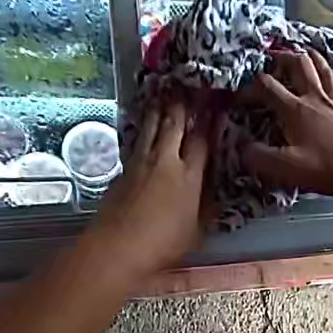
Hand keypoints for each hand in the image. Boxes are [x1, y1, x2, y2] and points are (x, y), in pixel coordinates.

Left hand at [91, 98, 212, 272]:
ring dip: (159, 110)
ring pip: (152, 127)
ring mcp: (141, 162)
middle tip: (187, 86)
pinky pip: (137, 141)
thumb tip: (215, 195)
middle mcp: (166, 161)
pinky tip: (145, 127)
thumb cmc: (163, 244)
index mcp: (190, 176)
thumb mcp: (196, 231)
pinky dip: (144, 129)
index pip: (202, 141)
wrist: (117, 246)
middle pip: (175, 124)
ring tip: (163, 94)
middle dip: (182, 104)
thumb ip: (206, 210)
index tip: (215, 104)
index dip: (210, 121)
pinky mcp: (123, 170)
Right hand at [246, 49, 332, 197]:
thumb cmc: (325, 168)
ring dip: (316, 60)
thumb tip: (244, 147)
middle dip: (285, 58)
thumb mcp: (284, 167)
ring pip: (327, 72)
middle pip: (300, 66)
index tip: (240, 97)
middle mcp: (317, 99)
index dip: (250, 88)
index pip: (268, 87)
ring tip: (308, 54)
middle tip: (275, 58)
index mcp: (295, 109)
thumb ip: (259, 157)